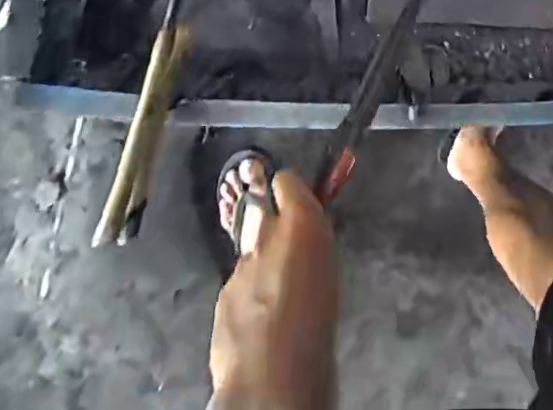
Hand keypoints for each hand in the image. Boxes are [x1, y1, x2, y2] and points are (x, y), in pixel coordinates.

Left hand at [211, 168, 338, 409]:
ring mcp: (240, 263)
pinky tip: (259, 314)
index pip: (285, 180)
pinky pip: (240, 280)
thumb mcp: (330, 266)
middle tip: (284, 236)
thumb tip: (304, 235)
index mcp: (301, 221)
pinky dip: (249, 289)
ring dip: (261, 257)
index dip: (289, 188)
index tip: (297, 199)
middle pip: (261, 205)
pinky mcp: (222, 292)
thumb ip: (312, 242)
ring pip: (251, 248)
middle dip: (270, 216)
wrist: (272, 372)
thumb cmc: (319, 316)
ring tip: (276, 287)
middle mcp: (266, 233)